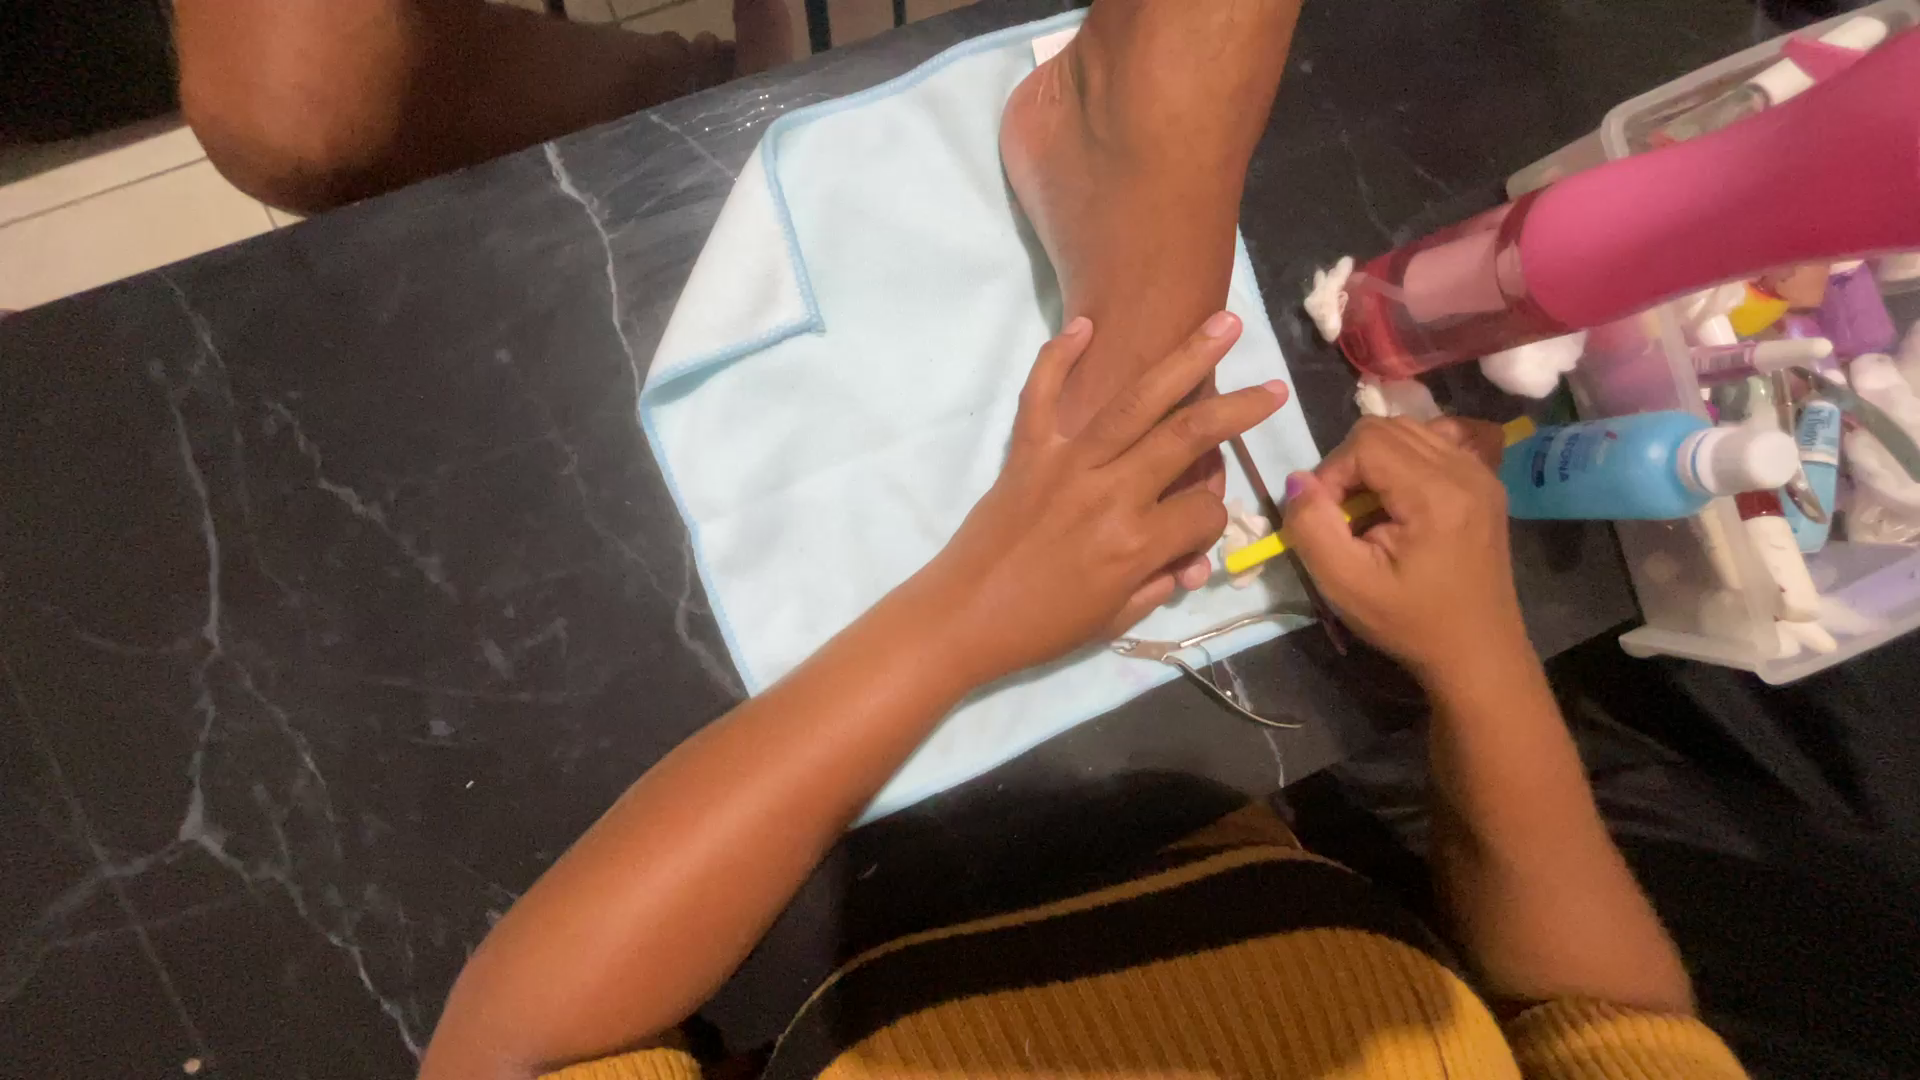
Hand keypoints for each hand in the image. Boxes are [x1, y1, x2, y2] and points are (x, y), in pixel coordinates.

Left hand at [920, 313, 1287, 684]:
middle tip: (1272, 386)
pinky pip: (1041, 396)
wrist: (961, 617)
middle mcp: (1109, 493)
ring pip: (1133, 403)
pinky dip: (1057, 358)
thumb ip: (1160, 582)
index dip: (1213, 521)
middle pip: (1188, 437)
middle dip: (1238, 410)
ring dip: (1183, 360)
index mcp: (1136, 543)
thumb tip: (1191, 560)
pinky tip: (1084, 326)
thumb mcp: (1114, 618)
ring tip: (1223, 326)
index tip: (1196, 532)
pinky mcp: (1025, 452)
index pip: (1206, 511)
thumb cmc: (1040, 628)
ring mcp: (1064, 464)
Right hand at [1281, 417, 1526, 679]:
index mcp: (1437, 494)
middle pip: (1385, 428)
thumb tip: (1297, 480)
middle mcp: (1467, 470)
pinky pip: (1439, 438)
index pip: (1365, 442)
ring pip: (1408, 429)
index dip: (1331, 473)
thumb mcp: (1343, 583)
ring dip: (1374, 461)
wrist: (1474, 651)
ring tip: (1369, 509)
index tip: (1329, 520)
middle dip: (1350, 465)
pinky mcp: (1485, 481)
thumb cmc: (1407, 621)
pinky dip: (1408, 454)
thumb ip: (1311, 526)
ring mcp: (1482, 473)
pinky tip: (1400, 489)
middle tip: (1346, 516)